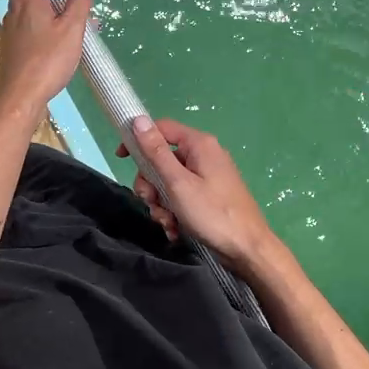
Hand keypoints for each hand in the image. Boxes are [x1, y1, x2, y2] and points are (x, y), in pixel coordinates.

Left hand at [0, 0, 93, 120]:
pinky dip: (45, 35)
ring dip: (48, 17)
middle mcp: (12, 17)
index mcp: (24, 3)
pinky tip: (62, 49)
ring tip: (75, 28)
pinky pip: (30, 36)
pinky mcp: (13, 56)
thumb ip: (79, 5)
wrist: (21, 100)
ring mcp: (10, 37)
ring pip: (29, 18)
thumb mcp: (72, 30)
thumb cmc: (46, 61)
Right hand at [117, 117, 277, 267]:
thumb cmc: (212, 213)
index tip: (121, 159)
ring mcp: (207, 176)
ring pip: (168, 181)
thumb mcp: (177, 182)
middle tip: (152, 202)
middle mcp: (204, 155)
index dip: (139, 140)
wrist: (247, 249)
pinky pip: (180, 196)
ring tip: (168, 222)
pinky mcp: (209, 195)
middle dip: (151, 184)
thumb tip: (138, 120)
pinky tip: (175, 229)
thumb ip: (156, 152)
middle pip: (161, 159)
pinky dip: (173, 211)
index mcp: (199, 144)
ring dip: (161, 203)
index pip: (161, 128)